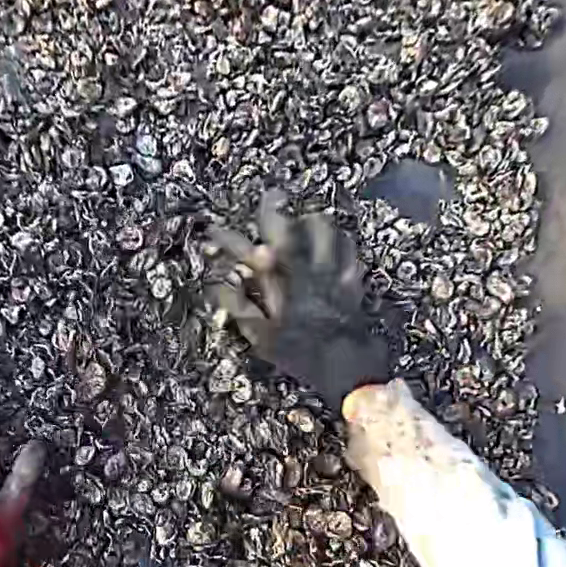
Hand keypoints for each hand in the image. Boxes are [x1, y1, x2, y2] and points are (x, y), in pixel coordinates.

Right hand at [210, 197, 396, 409]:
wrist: (348, 366)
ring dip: (308, 221)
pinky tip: (332, 243)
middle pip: (288, 226)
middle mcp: (305, 268)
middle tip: (268, 200)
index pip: (247, 251)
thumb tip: (215, 285)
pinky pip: (348, 248)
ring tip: (300, 221)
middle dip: (273, 208)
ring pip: (323, 228)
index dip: (227, 238)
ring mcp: (333, 269)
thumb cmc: (300, 354)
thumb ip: (239, 307)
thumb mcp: (261, 336)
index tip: (212, 230)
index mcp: (280, 282)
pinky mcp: (353, 277)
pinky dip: (338, 240)